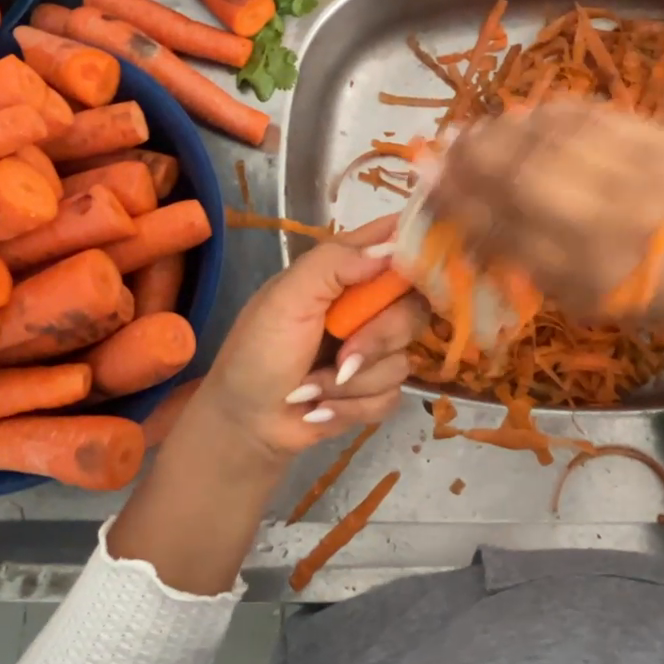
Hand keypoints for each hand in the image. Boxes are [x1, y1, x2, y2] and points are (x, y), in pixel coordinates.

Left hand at [187, 216, 427, 462]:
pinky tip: (320, 409)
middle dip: (379, 338)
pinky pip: (392, 394)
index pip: (394, 239)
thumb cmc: (258, 351)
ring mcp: (374, 347)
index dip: (417, 247)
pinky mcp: (376, 387)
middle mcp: (367, 303)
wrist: (245, 424)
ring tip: (310, 388)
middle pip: (414, 306)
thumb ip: (334, 264)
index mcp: (345, 269)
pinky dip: (352, 406)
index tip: (418, 271)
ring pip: (403, 358)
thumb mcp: (286, 298)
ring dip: (353, 382)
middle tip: (343, 356)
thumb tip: (390, 249)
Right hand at [428, 99, 663, 334]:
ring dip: (497, 132)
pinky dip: (543, 114)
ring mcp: (633, 171)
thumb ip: (543, 270)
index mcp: (594, 275)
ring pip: (546, 140)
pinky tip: (522, 117)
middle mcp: (609, 221)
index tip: (431, 194)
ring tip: (470, 132)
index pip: (507, 235)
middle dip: (467, 163)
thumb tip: (483, 236)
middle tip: (437, 154)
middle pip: (518, 178)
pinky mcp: (656, 136)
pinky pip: (585, 116)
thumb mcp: (608, 304)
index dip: (461, 209)